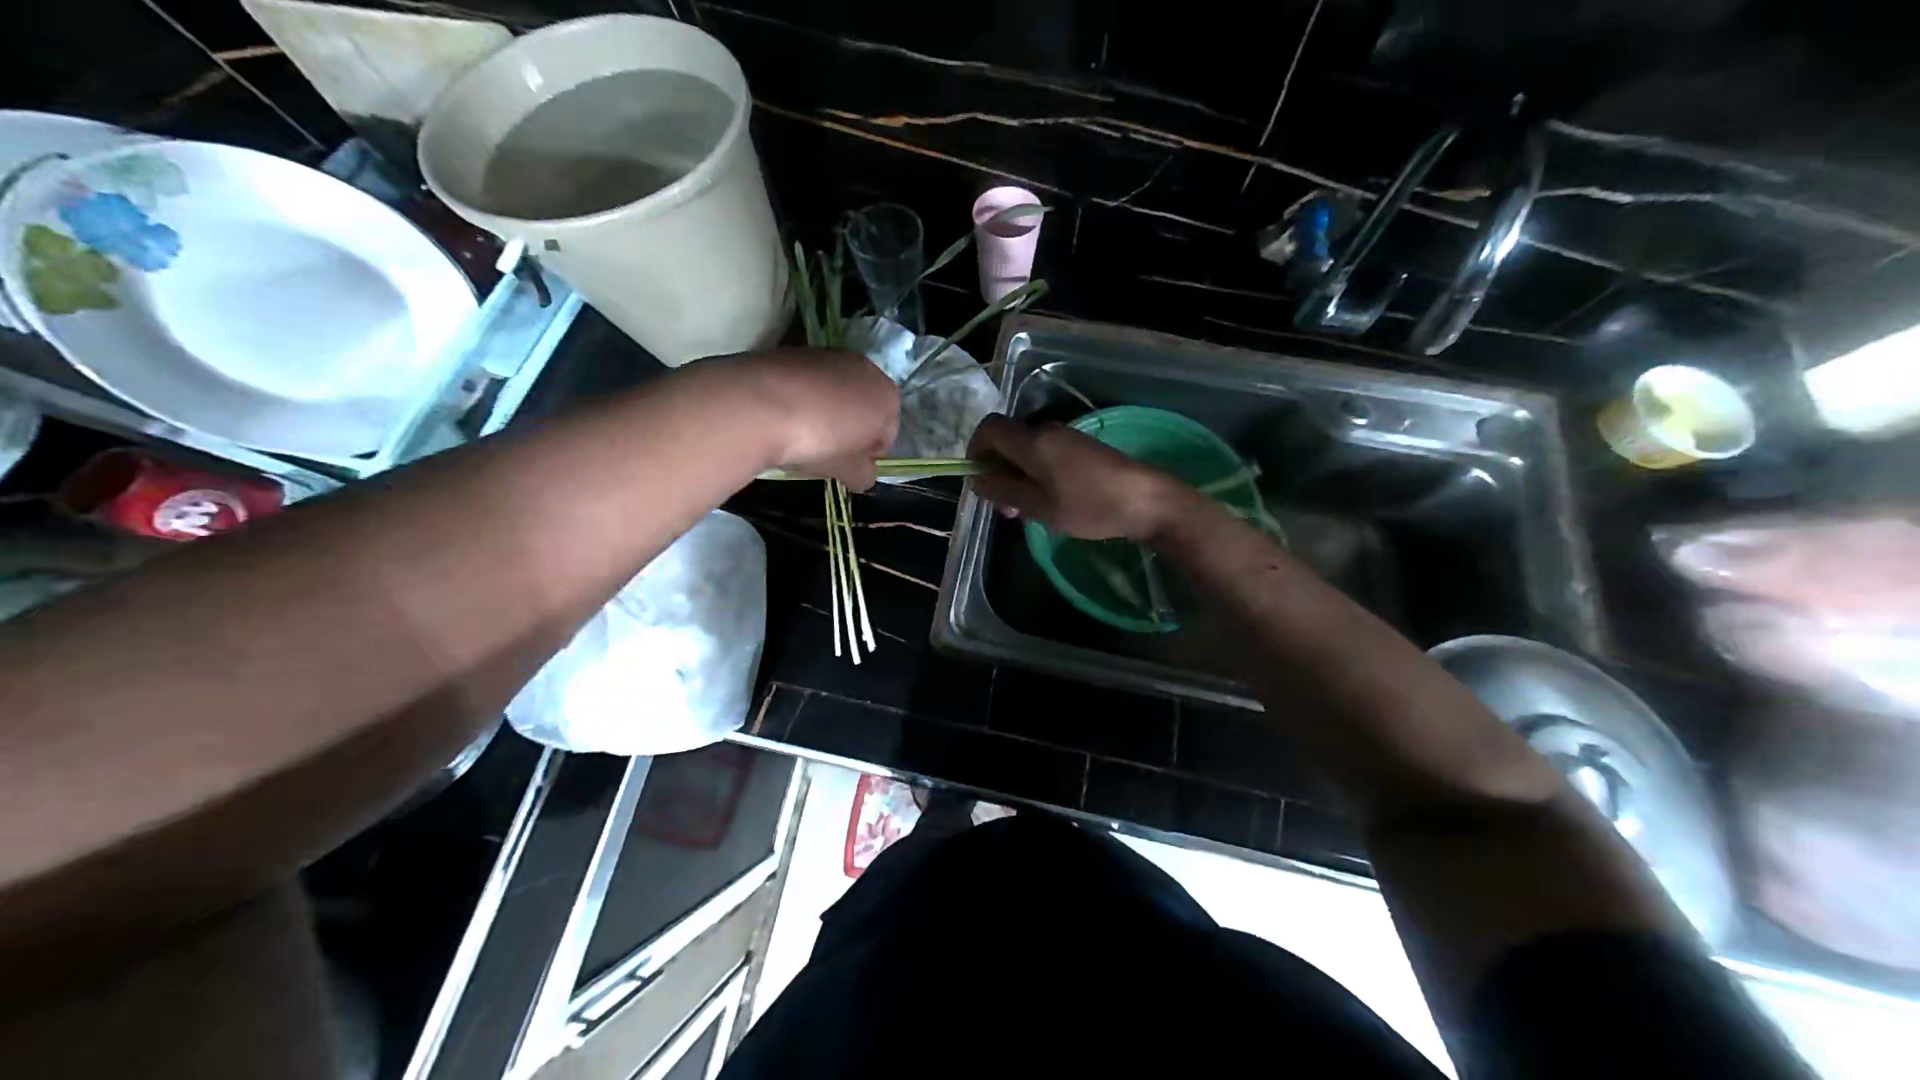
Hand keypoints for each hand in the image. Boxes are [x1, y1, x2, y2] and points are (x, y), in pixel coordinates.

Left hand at [714, 348, 899, 488]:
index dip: (870, 454)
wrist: (761, 404)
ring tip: (802, 434)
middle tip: (829, 451)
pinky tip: (784, 415)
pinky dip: (802, 397)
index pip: (888, 433)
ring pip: (835, 390)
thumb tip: (863, 475)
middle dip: (851, 427)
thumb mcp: (848, 471)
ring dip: (827, 410)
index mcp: (888, 397)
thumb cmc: (819, 441)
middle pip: (863, 405)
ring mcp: (829, 355)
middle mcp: (864, 368)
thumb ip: (864, 475)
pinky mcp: (796, 350)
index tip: (850, 468)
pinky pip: (807, 381)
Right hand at [966, 414, 1194, 540]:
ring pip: (1026, 450)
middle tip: (1005, 508)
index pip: (988, 428)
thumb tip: (977, 481)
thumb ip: (1004, 492)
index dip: (975, 450)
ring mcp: (1067, 438)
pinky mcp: (1082, 448)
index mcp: (1032, 441)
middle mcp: (1046, 431)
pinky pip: (1046, 455)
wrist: (1147, 500)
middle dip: (997, 470)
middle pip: (1006, 440)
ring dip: (1017, 476)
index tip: (980, 481)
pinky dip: (1036, 475)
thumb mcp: (1039, 506)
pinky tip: (1049, 502)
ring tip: (1026, 510)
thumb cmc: (1089, 505)